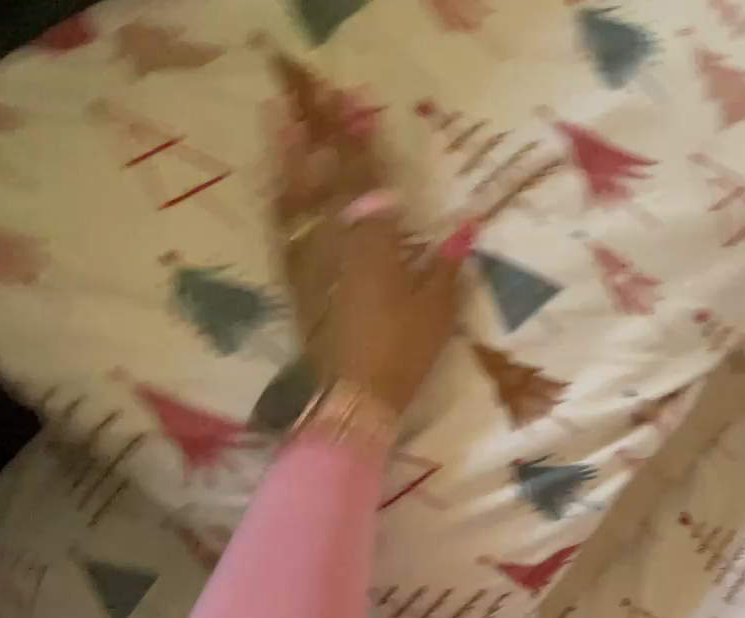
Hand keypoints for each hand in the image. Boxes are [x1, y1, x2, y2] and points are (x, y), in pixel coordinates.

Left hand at [271, 55, 460, 417]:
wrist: (354, 394)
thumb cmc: (404, 353)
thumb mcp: (437, 312)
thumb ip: (446, 266)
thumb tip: (464, 227)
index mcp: (375, 248)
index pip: (369, 185)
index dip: (364, 145)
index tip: (361, 108)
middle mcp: (335, 242)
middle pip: (329, 179)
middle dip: (326, 135)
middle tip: (320, 95)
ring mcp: (309, 259)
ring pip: (296, 196)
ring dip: (289, 154)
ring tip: (281, 116)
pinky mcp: (294, 279)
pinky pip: (282, 227)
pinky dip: (280, 197)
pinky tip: (279, 180)